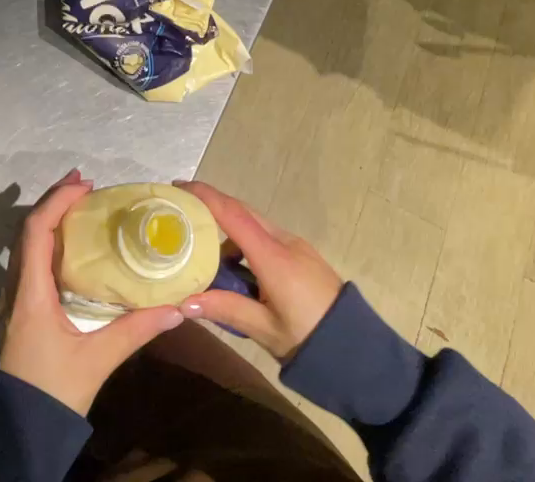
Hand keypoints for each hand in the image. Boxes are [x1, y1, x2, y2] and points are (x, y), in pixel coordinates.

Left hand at [0, 169, 184, 413]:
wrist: (18, 430)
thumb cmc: (53, 391)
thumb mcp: (97, 360)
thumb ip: (136, 331)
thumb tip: (176, 307)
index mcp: (30, 293)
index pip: (36, 231)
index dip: (58, 201)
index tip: (85, 184)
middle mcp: (17, 289)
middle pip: (28, 231)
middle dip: (56, 202)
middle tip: (87, 185)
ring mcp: (15, 301)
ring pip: (27, 246)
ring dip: (51, 221)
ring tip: (83, 208)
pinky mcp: (20, 312)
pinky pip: (31, 263)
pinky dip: (51, 243)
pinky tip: (74, 249)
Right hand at [175, 181, 342, 359]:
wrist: (355, 347)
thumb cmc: (307, 337)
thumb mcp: (264, 329)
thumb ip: (225, 309)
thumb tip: (183, 301)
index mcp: (273, 256)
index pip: (233, 215)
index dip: (205, 197)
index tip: (179, 187)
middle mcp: (284, 242)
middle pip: (242, 212)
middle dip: (211, 206)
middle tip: (181, 212)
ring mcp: (295, 246)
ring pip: (254, 224)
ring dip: (228, 229)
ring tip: (201, 250)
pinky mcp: (301, 254)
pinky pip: (265, 236)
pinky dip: (243, 241)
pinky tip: (232, 266)